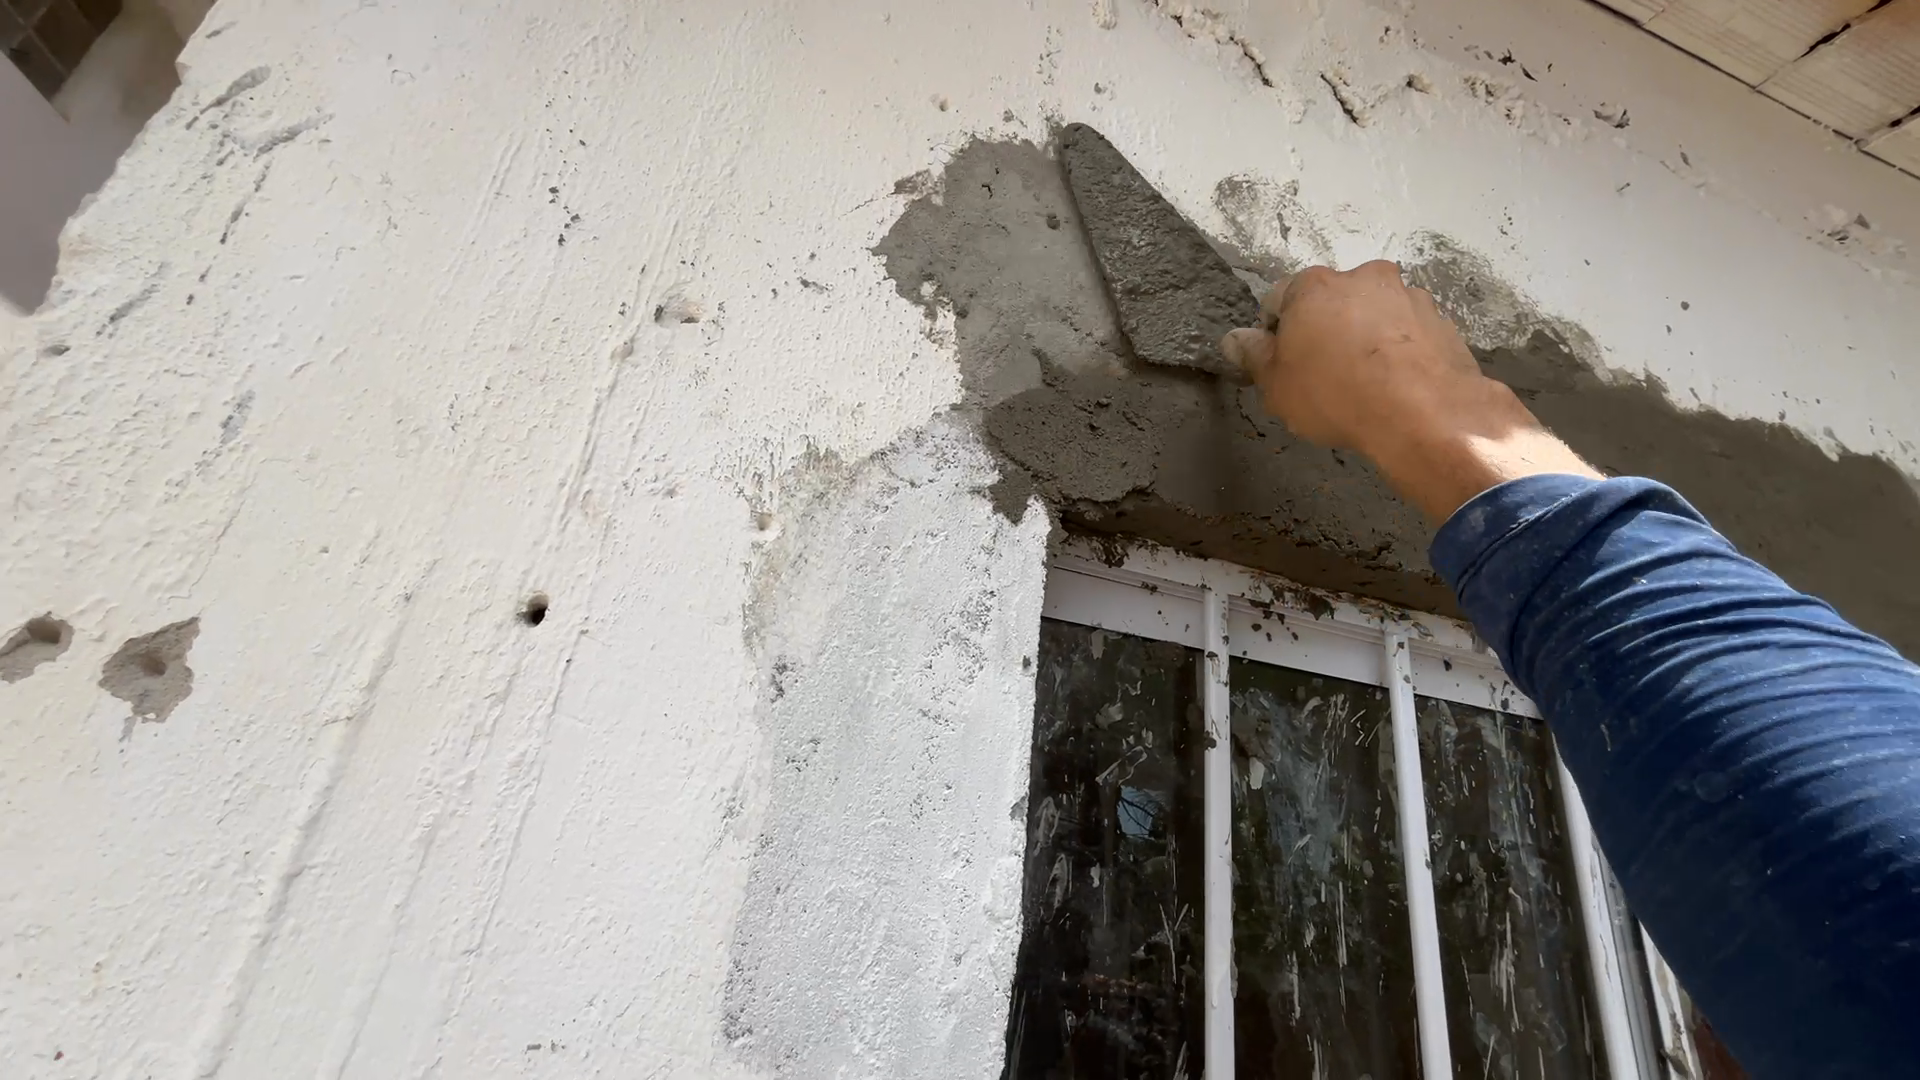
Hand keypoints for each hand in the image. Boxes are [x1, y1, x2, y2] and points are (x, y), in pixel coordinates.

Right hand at [1222, 261, 1599, 521]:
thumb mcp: (1276, 385)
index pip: (1277, 299)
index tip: (1278, 364)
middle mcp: (1363, 277)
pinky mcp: (1442, 320)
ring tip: (1359, 383)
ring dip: (1360, 337)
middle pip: (1328, 302)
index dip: (1272, 334)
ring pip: (1370, 314)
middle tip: (1317, 374)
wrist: (1424, 414)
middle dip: (1320, 330)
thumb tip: (1235, 338)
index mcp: (1313, 286)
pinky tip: (1390, 386)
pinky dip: (1394, 350)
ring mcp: (1408, 294)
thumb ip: (1253, 356)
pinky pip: (1404, 332)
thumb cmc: (1334, 395)